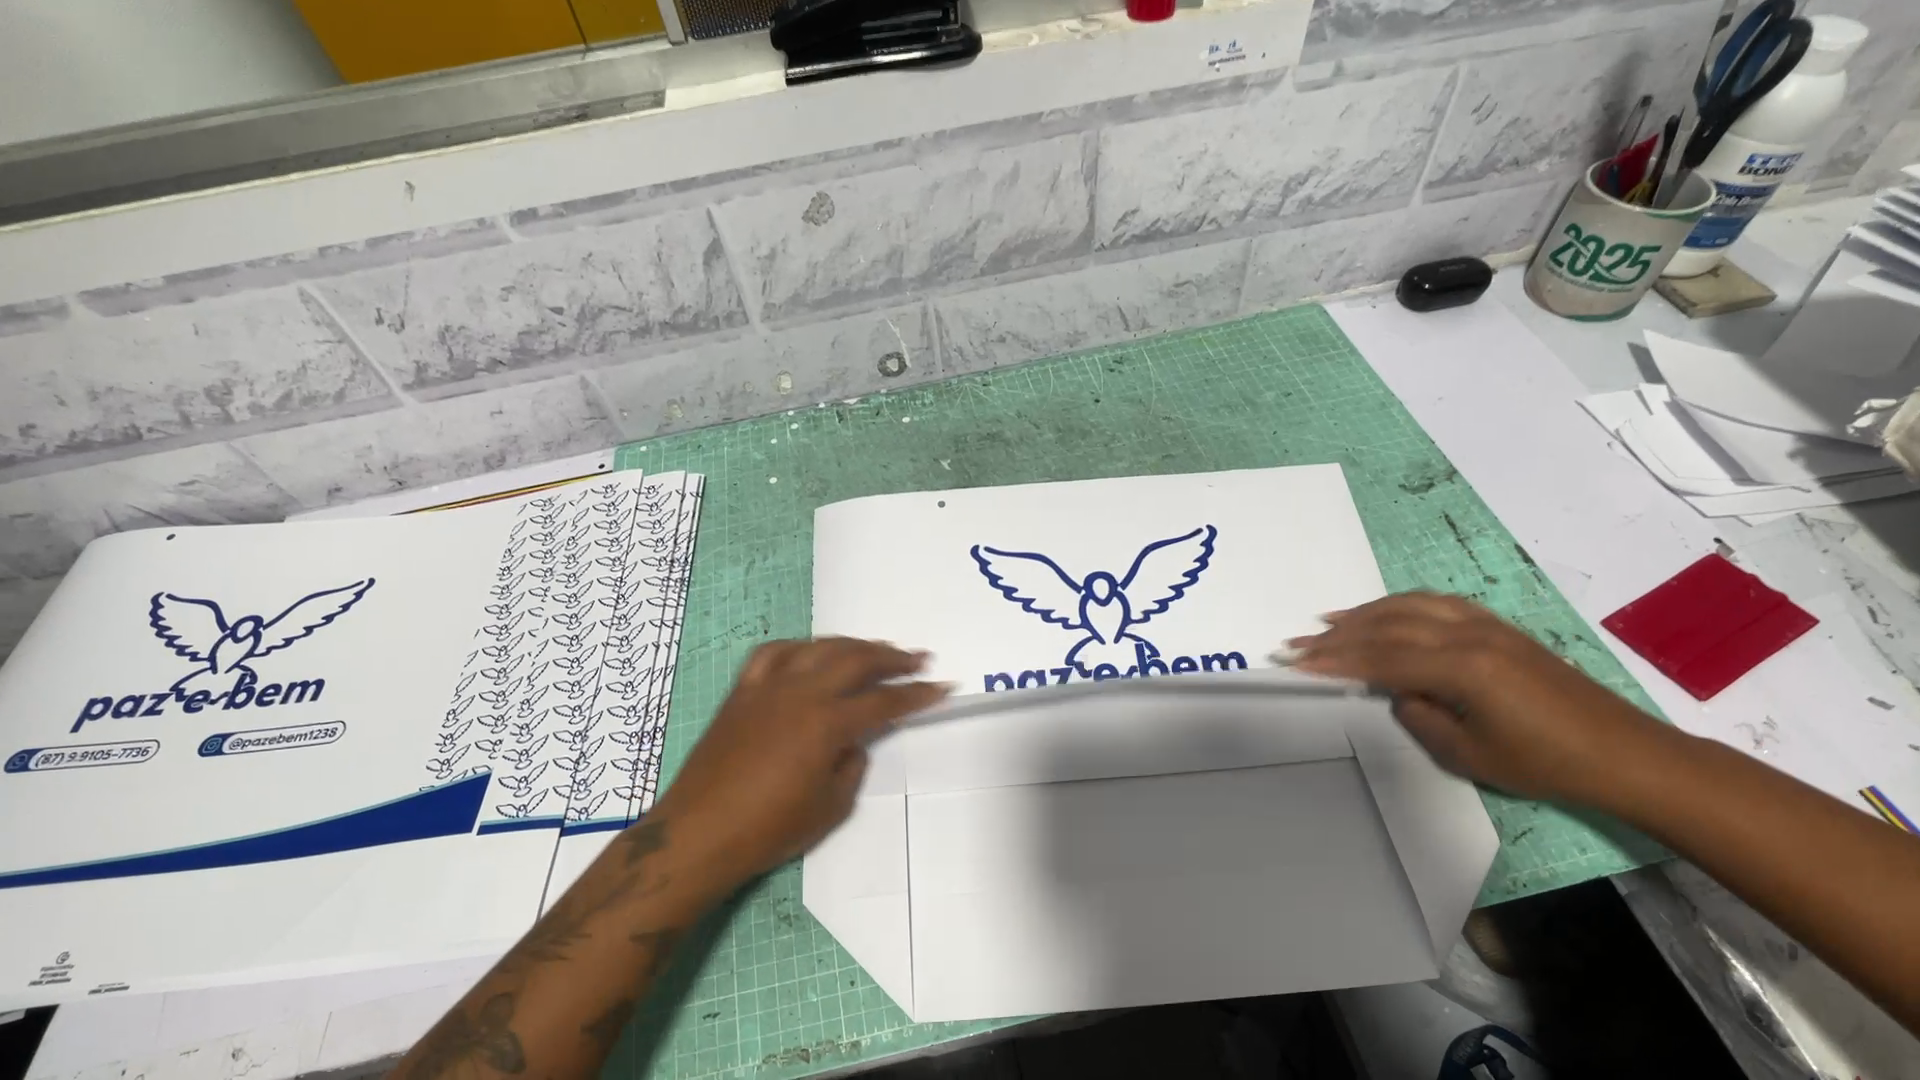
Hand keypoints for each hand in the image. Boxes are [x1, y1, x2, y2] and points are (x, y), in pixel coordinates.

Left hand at [652, 638, 947, 892]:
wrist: (699, 833)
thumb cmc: (768, 830)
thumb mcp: (830, 808)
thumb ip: (852, 765)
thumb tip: (853, 741)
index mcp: (826, 724)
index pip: (883, 701)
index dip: (917, 694)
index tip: (942, 686)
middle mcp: (800, 693)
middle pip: (854, 660)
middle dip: (891, 657)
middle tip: (917, 658)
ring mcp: (767, 687)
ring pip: (817, 647)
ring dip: (852, 645)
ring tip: (873, 650)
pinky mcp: (742, 691)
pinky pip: (774, 653)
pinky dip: (800, 647)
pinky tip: (810, 654)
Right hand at [1287, 592, 1673, 804]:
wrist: (1622, 752)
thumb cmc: (1545, 763)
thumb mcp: (1470, 754)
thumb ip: (1421, 717)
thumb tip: (1397, 692)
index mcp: (1462, 668)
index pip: (1382, 658)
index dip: (1335, 660)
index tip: (1295, 662)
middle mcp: (1469, 636)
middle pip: (1389, 626)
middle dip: (1337, 635)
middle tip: (1296, 642)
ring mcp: (1486, 626)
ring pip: (1409, 606)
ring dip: (1364, 613)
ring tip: (1327, 621)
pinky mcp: (1498, 627)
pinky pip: (1435, 603)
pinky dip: (1399, 604)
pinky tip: (1382, 611)